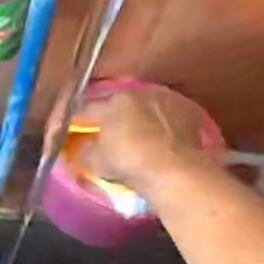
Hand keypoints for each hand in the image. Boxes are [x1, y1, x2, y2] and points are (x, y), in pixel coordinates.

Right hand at [79, 87, 225, 198]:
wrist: (174, 170)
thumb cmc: (129, 163)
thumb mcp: (96, 162)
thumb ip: (85, 151)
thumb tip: (82, 148)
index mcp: (113, 103)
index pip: (87, 108)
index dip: (78, 120)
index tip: (75, 130)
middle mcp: (140, 93)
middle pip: (119, 103)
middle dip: (111, 116)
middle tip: (107, 133)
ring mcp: (167, 99)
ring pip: (145, 106)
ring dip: (139, 117)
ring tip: (138, 135)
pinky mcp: (189, 110)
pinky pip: (168, 114)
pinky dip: (162, 124)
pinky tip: (162, 138)